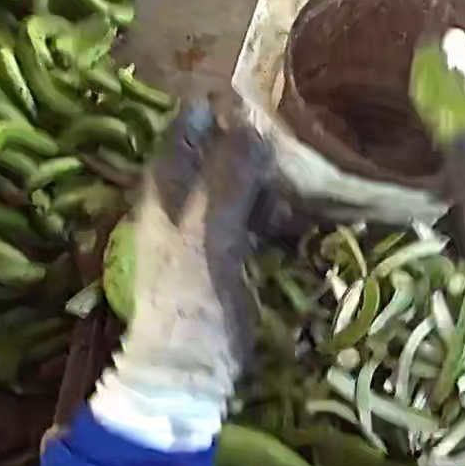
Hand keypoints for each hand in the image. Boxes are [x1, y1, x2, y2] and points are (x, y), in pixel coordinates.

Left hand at [90, 100, 271, 450]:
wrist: (190, 365)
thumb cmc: (191, 299)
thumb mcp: (208, 234)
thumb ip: (228, 178)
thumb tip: (253, 124)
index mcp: (165, 187)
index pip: (188, 127)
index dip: (220, 108)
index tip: (264, 99)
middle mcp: (183, 198)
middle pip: (218, 149)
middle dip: (253, 141)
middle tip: (294, 137)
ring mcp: (207, 223)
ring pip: (240, 179)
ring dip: (268, 175)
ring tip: (299, 172)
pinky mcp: (230, 248)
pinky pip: (253, 211)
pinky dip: (273, 206)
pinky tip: (294, 211)